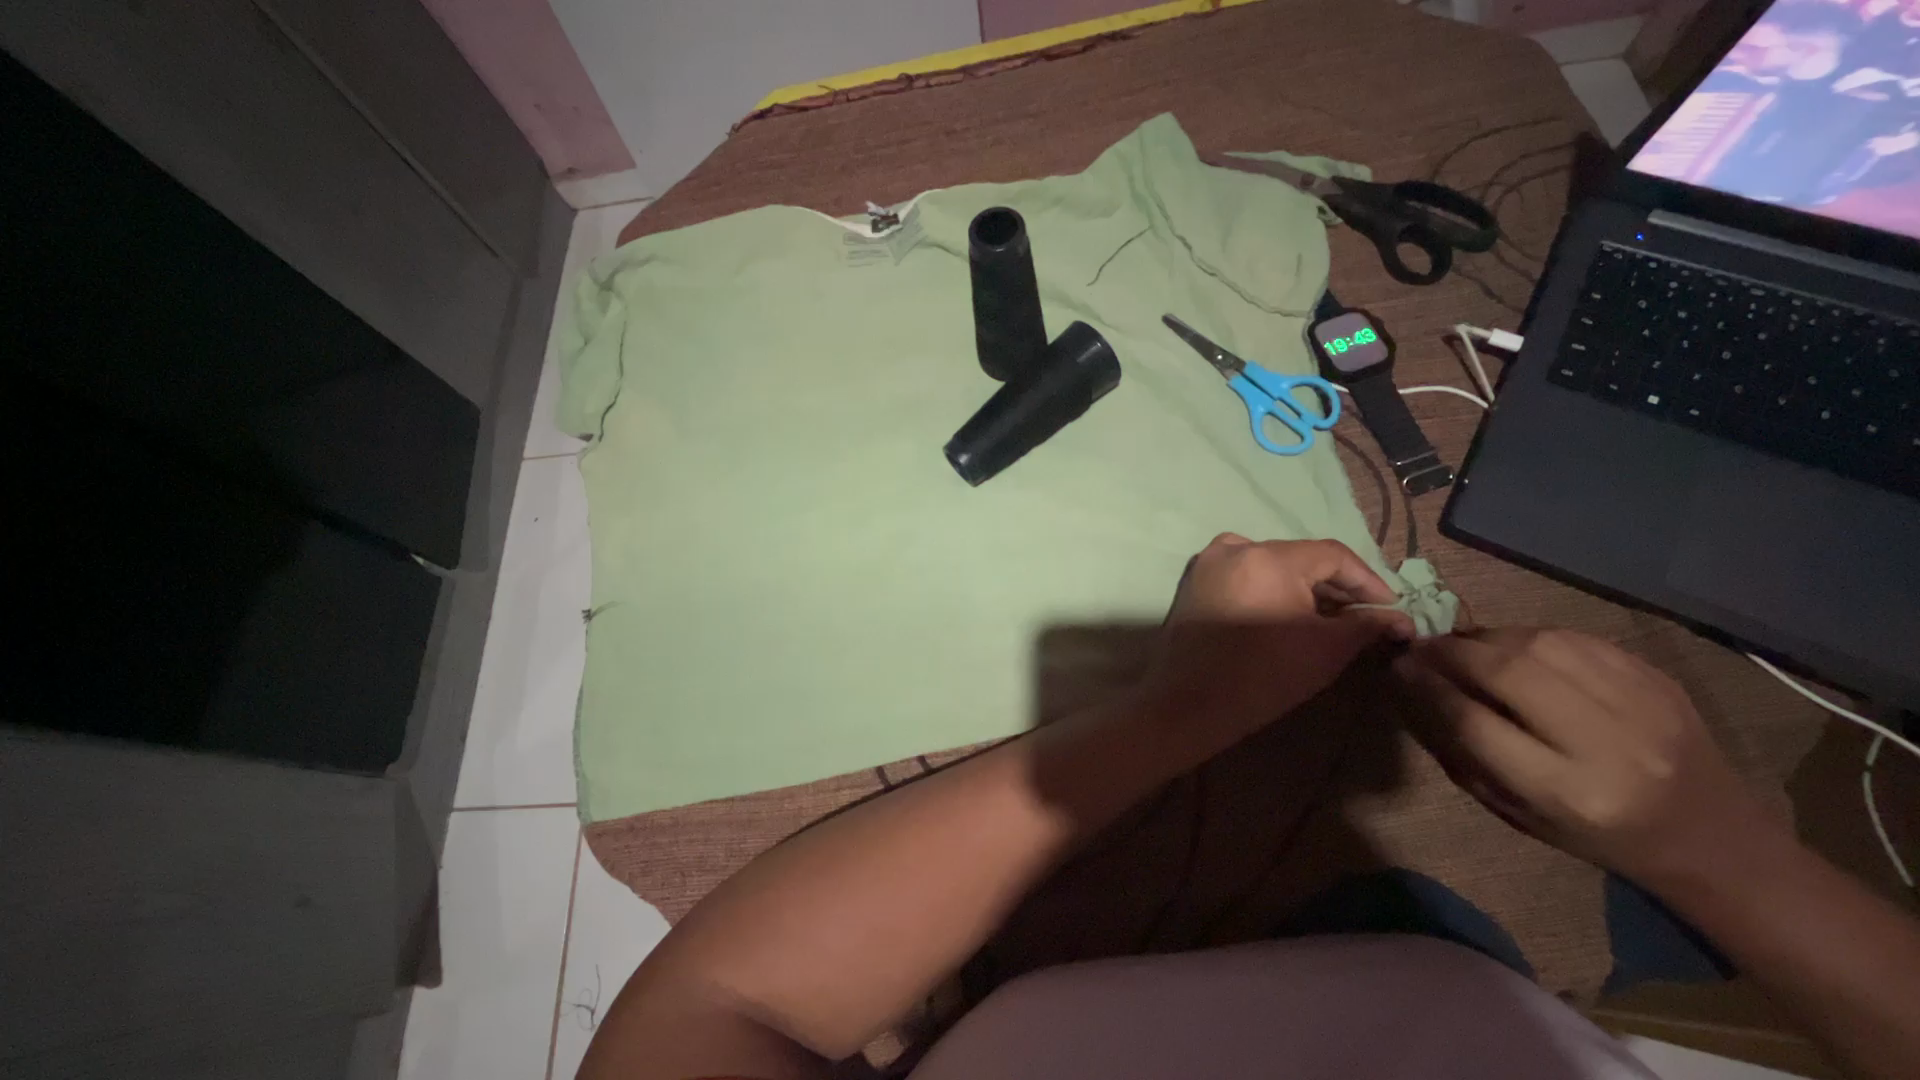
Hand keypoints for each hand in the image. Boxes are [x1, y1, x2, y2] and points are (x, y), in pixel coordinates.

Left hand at [1139, 534, 1414, 746]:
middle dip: (1334, 586)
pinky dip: (1269, 590)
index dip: (1367, 580)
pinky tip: (1286, 615)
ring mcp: (1208, 562)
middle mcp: (1234, 547)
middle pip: (1299, 557)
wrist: (1189, 705)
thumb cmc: (1263, 676)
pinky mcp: (1193, 582)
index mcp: (1267, 556)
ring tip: (1329, 618)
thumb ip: (1366, 625)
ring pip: (1270, 566)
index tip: (1390, 606)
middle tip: (1363, 615)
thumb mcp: (1326, 649)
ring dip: (1302, 588)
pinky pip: (1243, 576)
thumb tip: (1401, 618)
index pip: (1332, 555)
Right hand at [1393, 627, 1778, 885]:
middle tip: (1423, 647)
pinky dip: (1531, 637)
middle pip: (1509, 671)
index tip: (1399, 668)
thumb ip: (1463, 750)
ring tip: (1464, 646)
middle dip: (1453, 652)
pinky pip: (1575, 638)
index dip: (1429, 687)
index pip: (1477, 723)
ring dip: (1488, 638)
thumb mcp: (1519, 813)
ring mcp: (1640, 704)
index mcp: (1567, 790)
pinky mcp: (1656, 677)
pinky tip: (1515, 648)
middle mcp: (1606, 743)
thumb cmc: (1597, 836)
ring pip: (1541, 644)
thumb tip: (1415, 688)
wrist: (1712, 834)